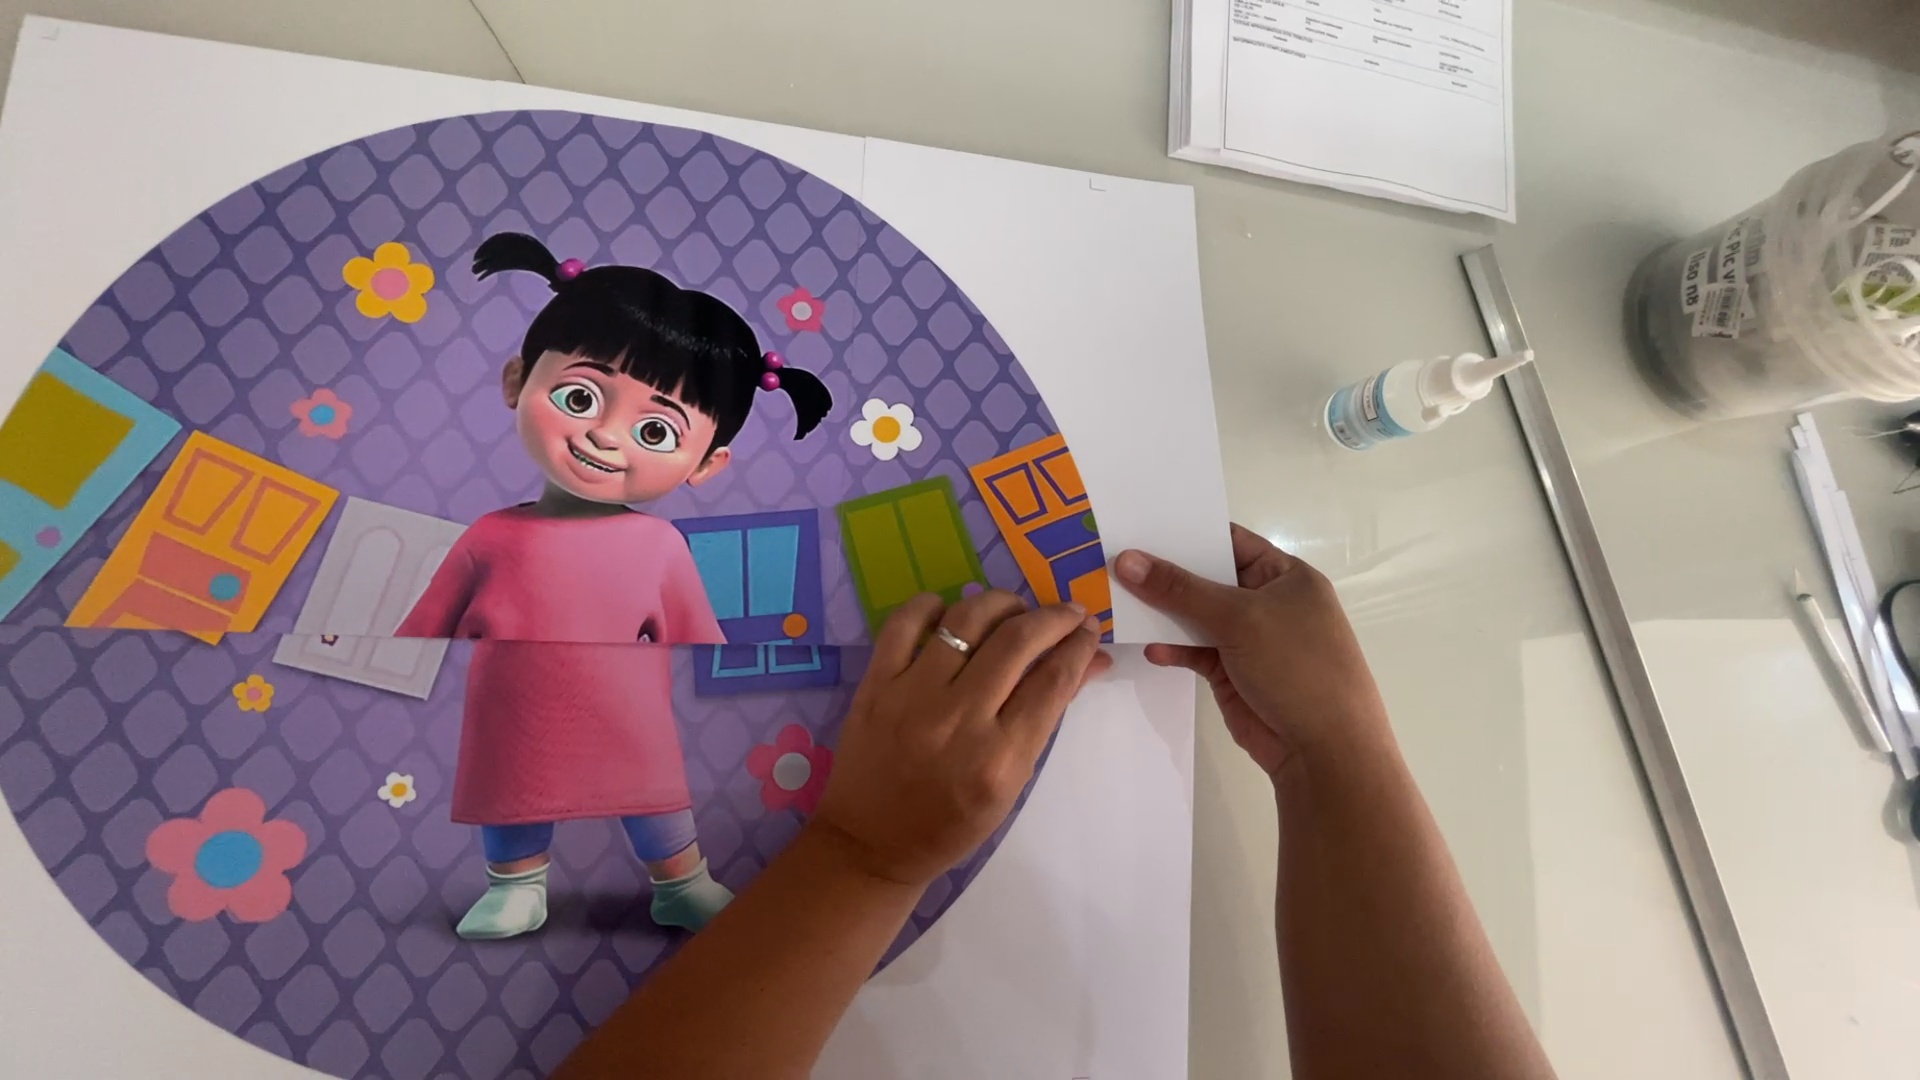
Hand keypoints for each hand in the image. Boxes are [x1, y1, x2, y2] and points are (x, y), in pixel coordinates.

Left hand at [810, 590, 1110, 887]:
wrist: (870, 843)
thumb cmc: (951, 823)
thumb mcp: (1011, 782)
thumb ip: (1047, 717)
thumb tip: (1090, 661)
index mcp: (1000, 758)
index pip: (1053, 681)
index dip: (1078, 645)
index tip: (1088, 629)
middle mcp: (958, 720)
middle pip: (1016, 641)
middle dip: (1053, 617)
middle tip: (1066, 612)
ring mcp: (912, 697)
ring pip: (966, 621)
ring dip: (1000, 602)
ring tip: (1013, 609)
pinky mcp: (876, 684)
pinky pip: (904, 624)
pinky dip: (931, 605)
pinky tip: (948, 610)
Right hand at [1114, 524, 1388, 776]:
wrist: (1324, 751)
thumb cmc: (1296, 666)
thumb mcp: (1239, 617)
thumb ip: (1179, 589)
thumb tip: (1126, 560)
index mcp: (1285, 576)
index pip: (1230, 541)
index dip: (1187, 532)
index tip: (1139, 524)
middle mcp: (1265, 601)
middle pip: (1206, 578)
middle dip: (1164, 573)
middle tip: (1113, 559)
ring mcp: (1248, 638)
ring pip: (1194, 615)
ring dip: (1161, 612)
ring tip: (1117, 600)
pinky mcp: (1231, 670)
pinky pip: (1193, 649)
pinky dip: (1173, 647)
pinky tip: (1150, 649)